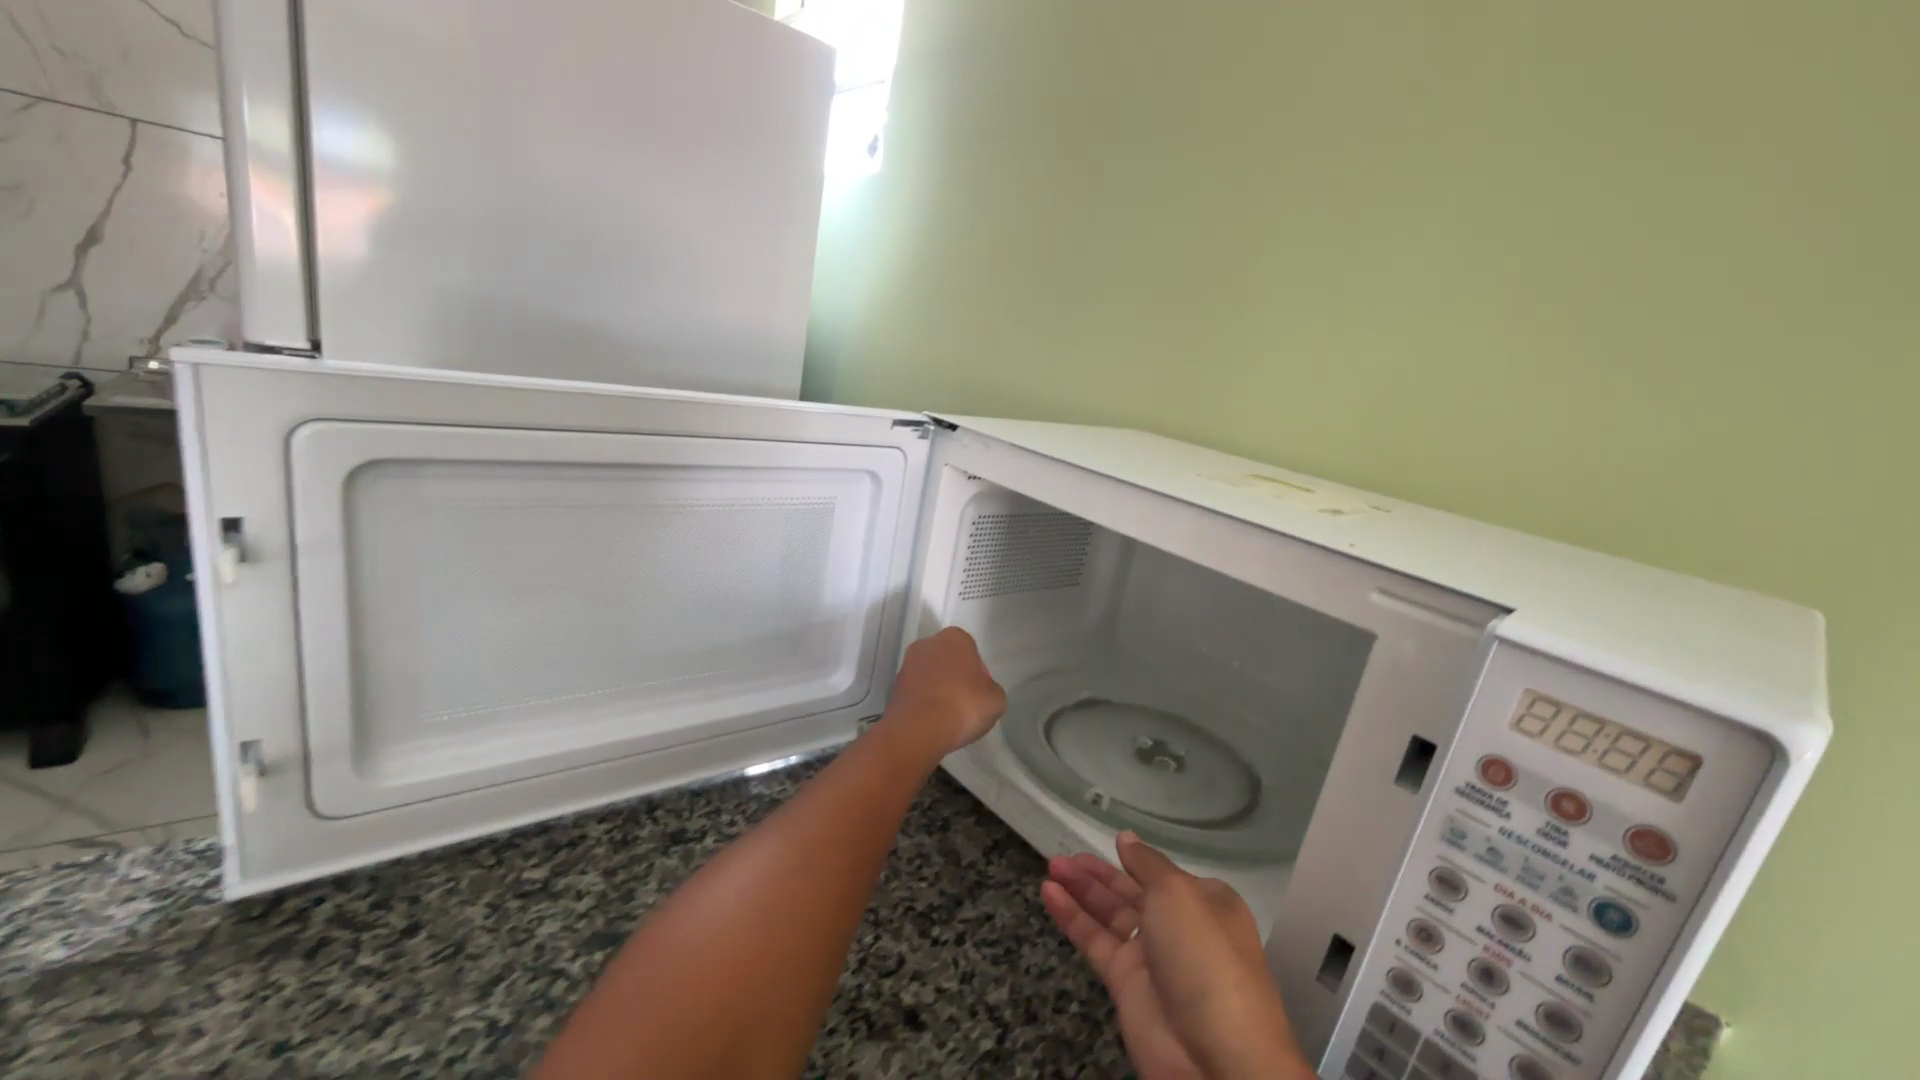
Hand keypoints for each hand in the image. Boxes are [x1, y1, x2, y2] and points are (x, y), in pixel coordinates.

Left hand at [881, 627, 1006, 756]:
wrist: (918, 730)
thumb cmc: (963, 706)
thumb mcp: (996, 699)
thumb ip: (990, 689)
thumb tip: (981, 692)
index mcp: (954, 638)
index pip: (971, 650)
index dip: (977, 672)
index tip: (980, 692)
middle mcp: (927, 644)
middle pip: (947, 660)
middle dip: (954, 676)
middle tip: (965, 702)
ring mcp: (906, 665)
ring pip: (929, 675)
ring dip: (937, 690)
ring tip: (948, 716)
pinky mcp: (893, 688)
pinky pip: (916, 692)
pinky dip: (924, 703)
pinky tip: (932, 721)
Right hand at [1041, 834, 1313, 1079]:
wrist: (1215, 1053)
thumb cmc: (1204, 955)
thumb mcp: (1179, 893)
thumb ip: (1147, 864)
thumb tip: (1126, 838)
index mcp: (1206, 902)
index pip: (1165, 874)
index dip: (1136, 860)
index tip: (1110, 843)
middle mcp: (1179, 927)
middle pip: (1132, 893)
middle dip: (1099, 873)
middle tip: (1064, 855)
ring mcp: (1151, 958)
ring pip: (1110, 916)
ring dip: (1081, 890)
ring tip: (1051, 866)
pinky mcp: (1125, 984)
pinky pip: (1094, 941)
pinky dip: (1071, 917)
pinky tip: (1048, 893)